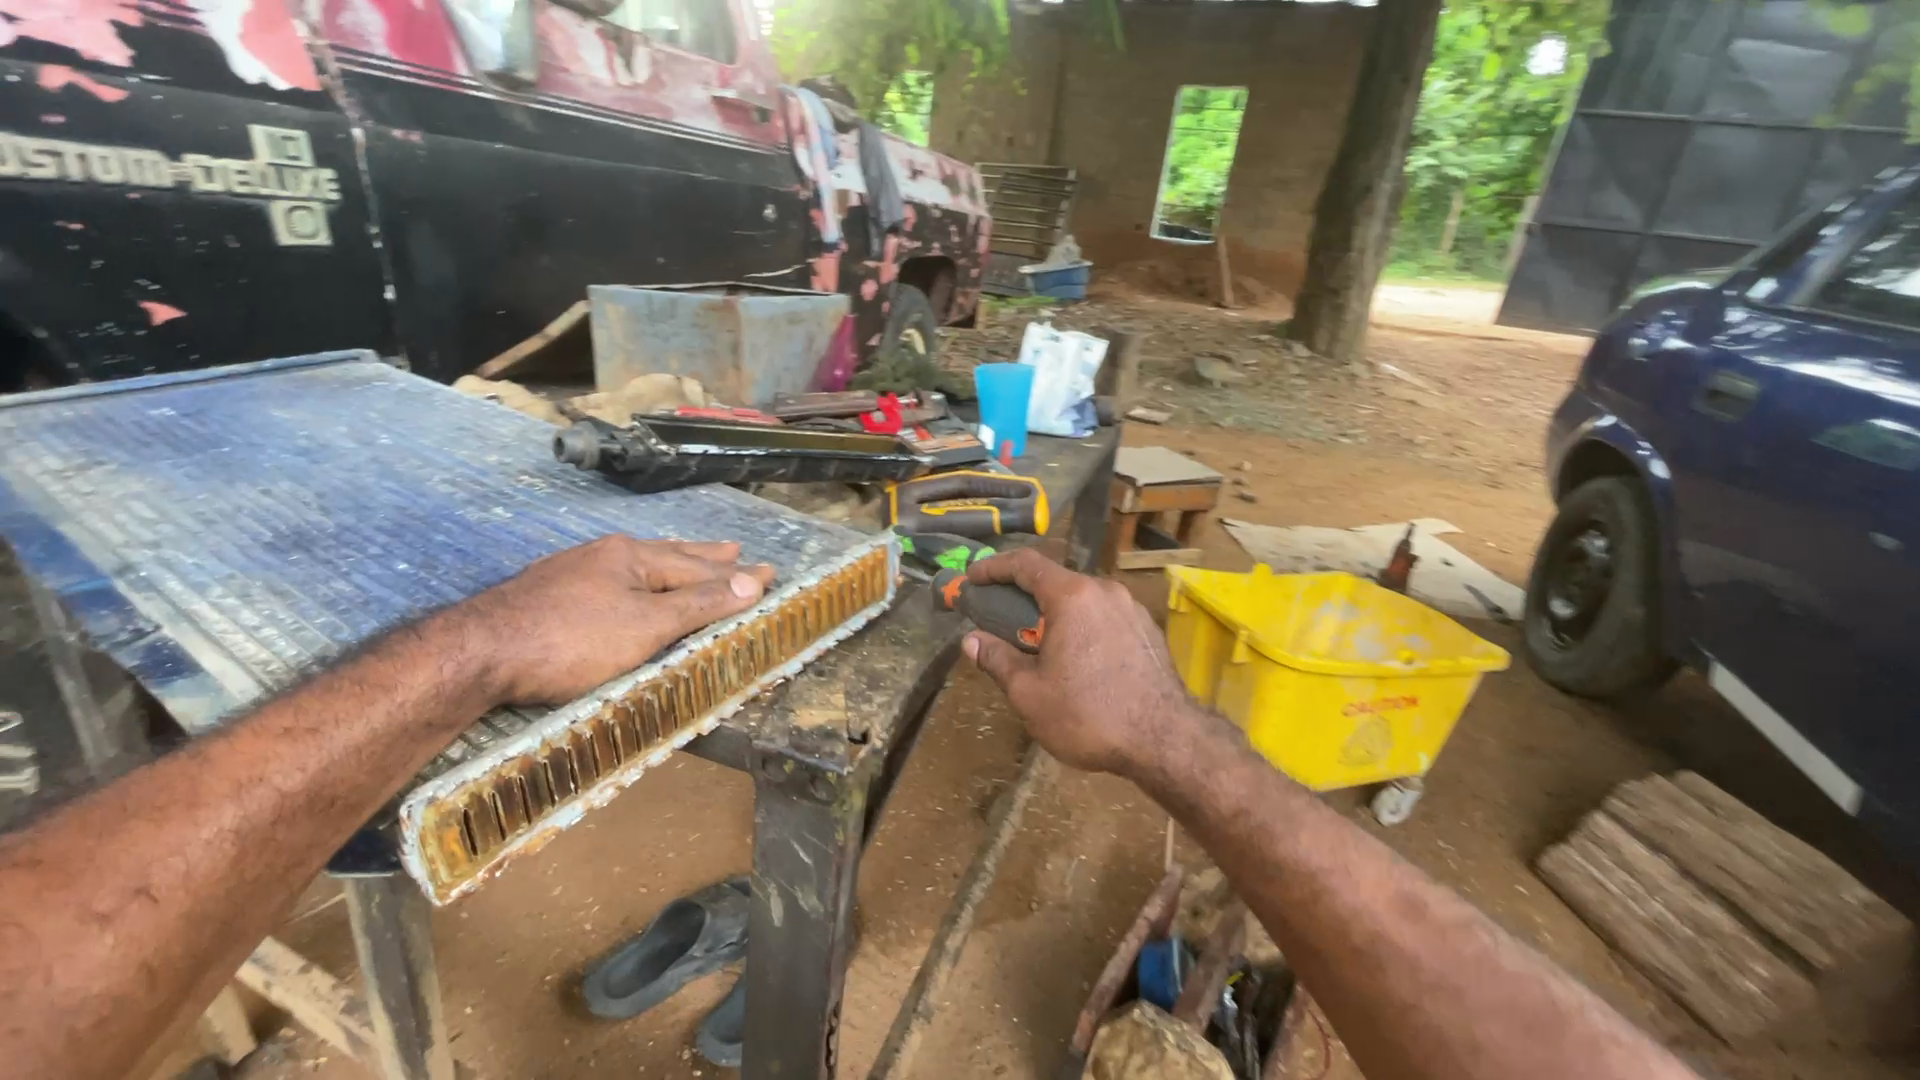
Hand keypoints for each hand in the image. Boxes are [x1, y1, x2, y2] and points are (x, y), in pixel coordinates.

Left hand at [459, 536, 774, 704]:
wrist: (475, 653)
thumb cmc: (570, 640)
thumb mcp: (645, 626)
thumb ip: (698, 604)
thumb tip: (752, 581)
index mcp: (631, 557)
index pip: (697, 567)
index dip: (737, 574)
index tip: (770, 570)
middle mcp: (605, 556)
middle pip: (668, 555)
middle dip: (705, 558)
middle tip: (735, 550)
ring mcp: (573, 572)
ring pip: (637, 566)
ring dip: (672, 565)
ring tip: (692, 559)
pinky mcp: (549, 594)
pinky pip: (612, 579)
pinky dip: (639, 581)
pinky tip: (630, 586)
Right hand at [960, 548, 1191, 775]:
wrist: (1165, 741)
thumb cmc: (1089, 715)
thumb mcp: (1029, 693)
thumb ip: (997, 660)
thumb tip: (971, 641)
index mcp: (1073, 596)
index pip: (1025, 563)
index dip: (994, 567)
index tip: (974, 577)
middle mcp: (1105, 591)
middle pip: (1056, 580)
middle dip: (1023, 595)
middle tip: (1000, 618)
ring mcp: (1131, 609)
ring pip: (1082, 600)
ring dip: (1055, 613)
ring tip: (1037, 644)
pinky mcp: (1148, 631)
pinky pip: (1104, 617)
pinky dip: (1081, 626)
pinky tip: (1076, 658)